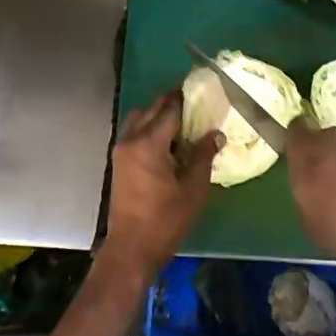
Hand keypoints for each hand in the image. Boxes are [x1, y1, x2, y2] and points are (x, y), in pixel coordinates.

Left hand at [102, 91, 222, 273]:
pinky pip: (134, 132)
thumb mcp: (193, 189)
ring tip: (183, 121)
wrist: (131, 248)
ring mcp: (121, 150)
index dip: (187, 97)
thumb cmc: (165, 220)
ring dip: (158, 114)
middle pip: (152, 109)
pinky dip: (149, 127)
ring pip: (139, 118)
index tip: (202, 87)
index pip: (170, 109)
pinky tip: (168, 140)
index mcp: (149, 143)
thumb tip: (215, 134)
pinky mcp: (119, 162)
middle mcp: (131, 139)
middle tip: (195, 99)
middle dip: (172, 101)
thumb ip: (204, 156)